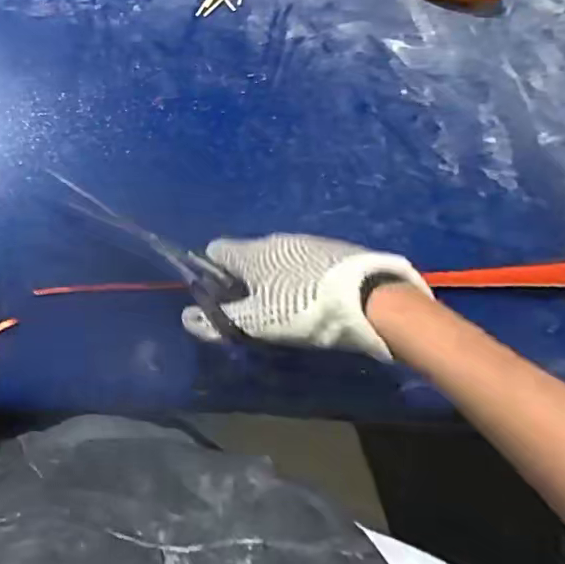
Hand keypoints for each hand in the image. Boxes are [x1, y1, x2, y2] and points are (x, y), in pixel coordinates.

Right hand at [179, 234, 430, 360]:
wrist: (379, 301)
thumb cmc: (304, 309)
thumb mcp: (256, 323)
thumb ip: (217, 320)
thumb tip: (185, 318)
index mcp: (248, 253)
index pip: (214, 251)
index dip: (215, 274)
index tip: (226, 297)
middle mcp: (274, 240)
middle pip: (249, 255)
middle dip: (250, 277)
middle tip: (263, 307)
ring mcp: (309, 242)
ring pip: (282, 258)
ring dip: (282, 276)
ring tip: (299, 305)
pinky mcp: (341, 248)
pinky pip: (313, 261)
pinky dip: (311, 276)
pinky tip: (327, 298)